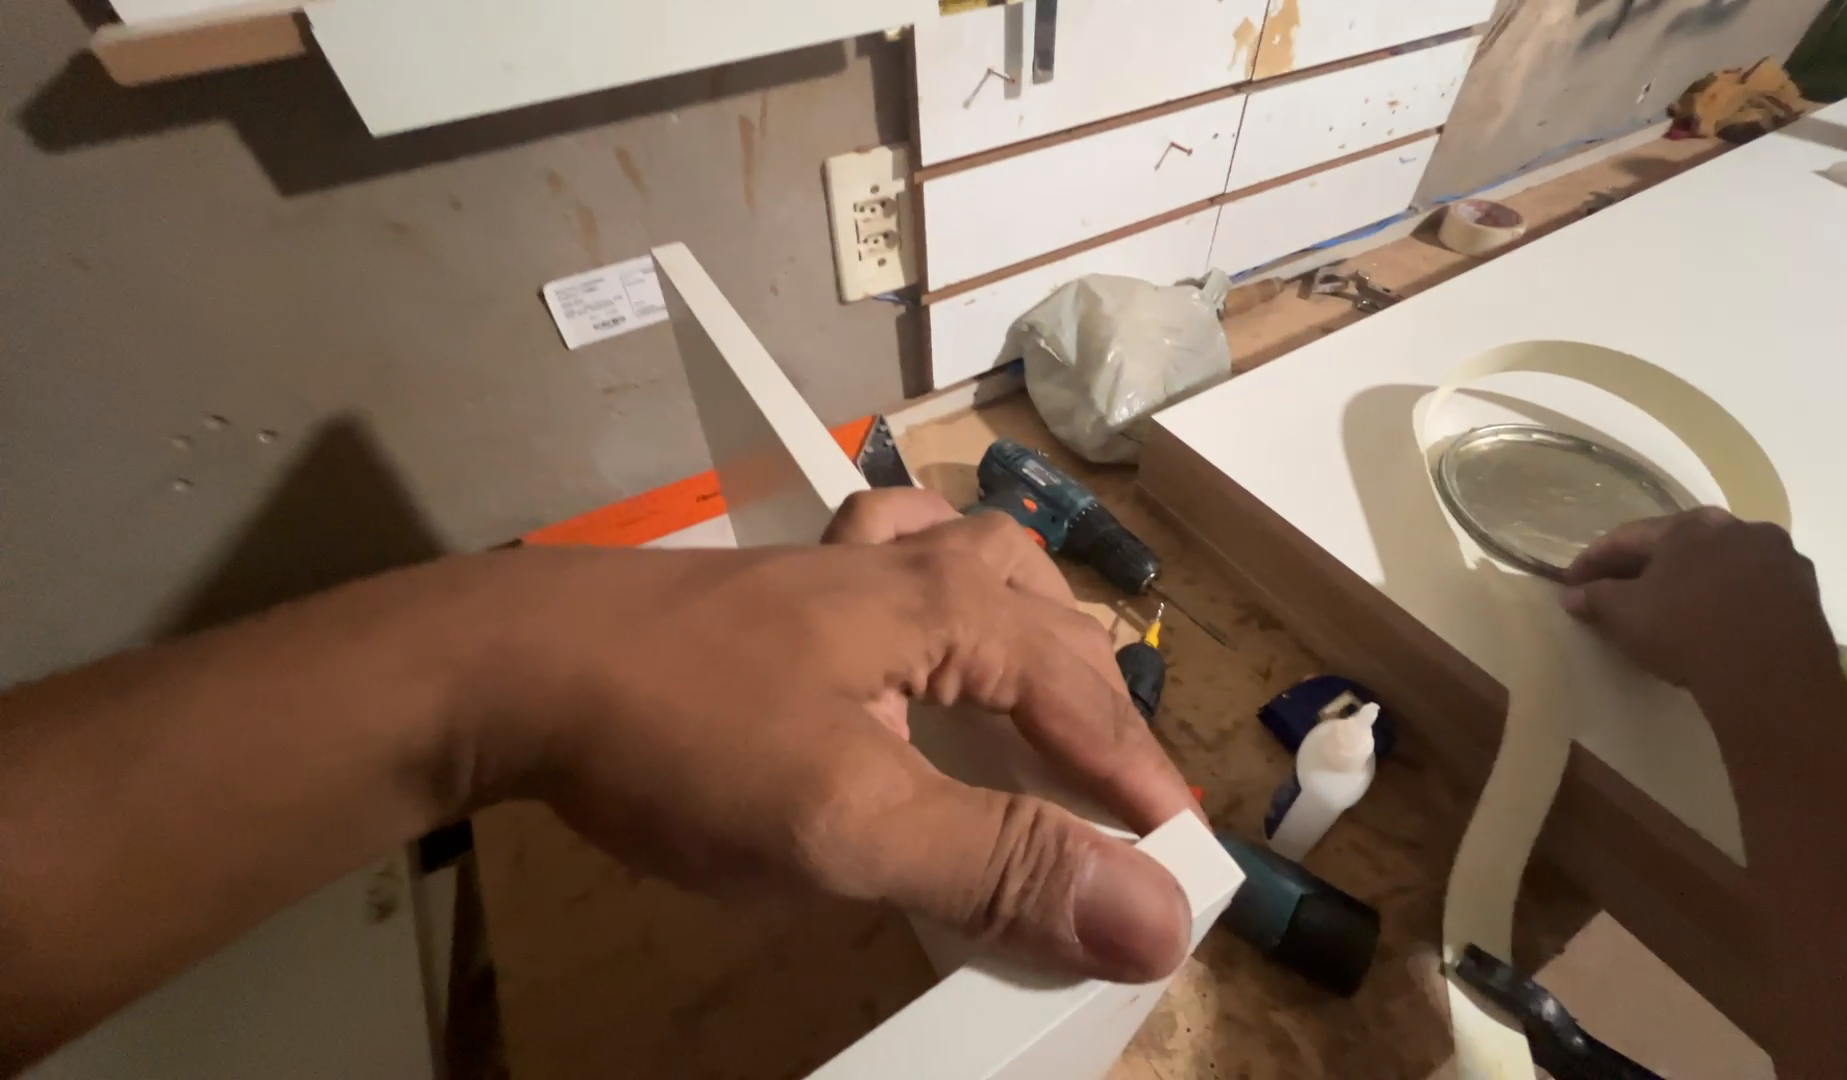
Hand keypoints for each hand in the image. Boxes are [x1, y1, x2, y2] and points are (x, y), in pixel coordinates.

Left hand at [481, 489, 1198, 982]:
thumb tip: (1146, 914)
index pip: (1083, 700)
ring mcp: (858, 558)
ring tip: (1057, 690)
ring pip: (994, 562)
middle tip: (1116, 795)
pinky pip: (909, 540)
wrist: (530, 664)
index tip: (1178, 860)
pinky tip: (938, 596)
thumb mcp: (850, 822)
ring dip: (1043, 626)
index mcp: (952, 611)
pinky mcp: (809, 571)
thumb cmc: (690, 739)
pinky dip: (952, 569)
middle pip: (1052, 625)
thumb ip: (996, 864)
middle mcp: (922, 565)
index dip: (1139, 781)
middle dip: (1102, 711)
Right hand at [1559, 507, 1836, 691]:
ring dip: (1681, 579)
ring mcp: (1780, 557)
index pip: (1625, 537)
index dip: (1591, 561)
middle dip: (1639, 567)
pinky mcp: (1805, 590)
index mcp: (1690, 525)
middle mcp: (1739, 528)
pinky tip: (1701, 617)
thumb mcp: (1619, 612)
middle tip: (1611, 591)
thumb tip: (1572, 595)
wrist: (1770, 678)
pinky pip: (1746, 583)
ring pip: (1713, 563)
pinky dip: (1718, 594)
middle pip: (1674, 545)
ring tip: (1657, 605)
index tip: (1570, 583)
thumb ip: (1592, 596)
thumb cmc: (1683, 630)